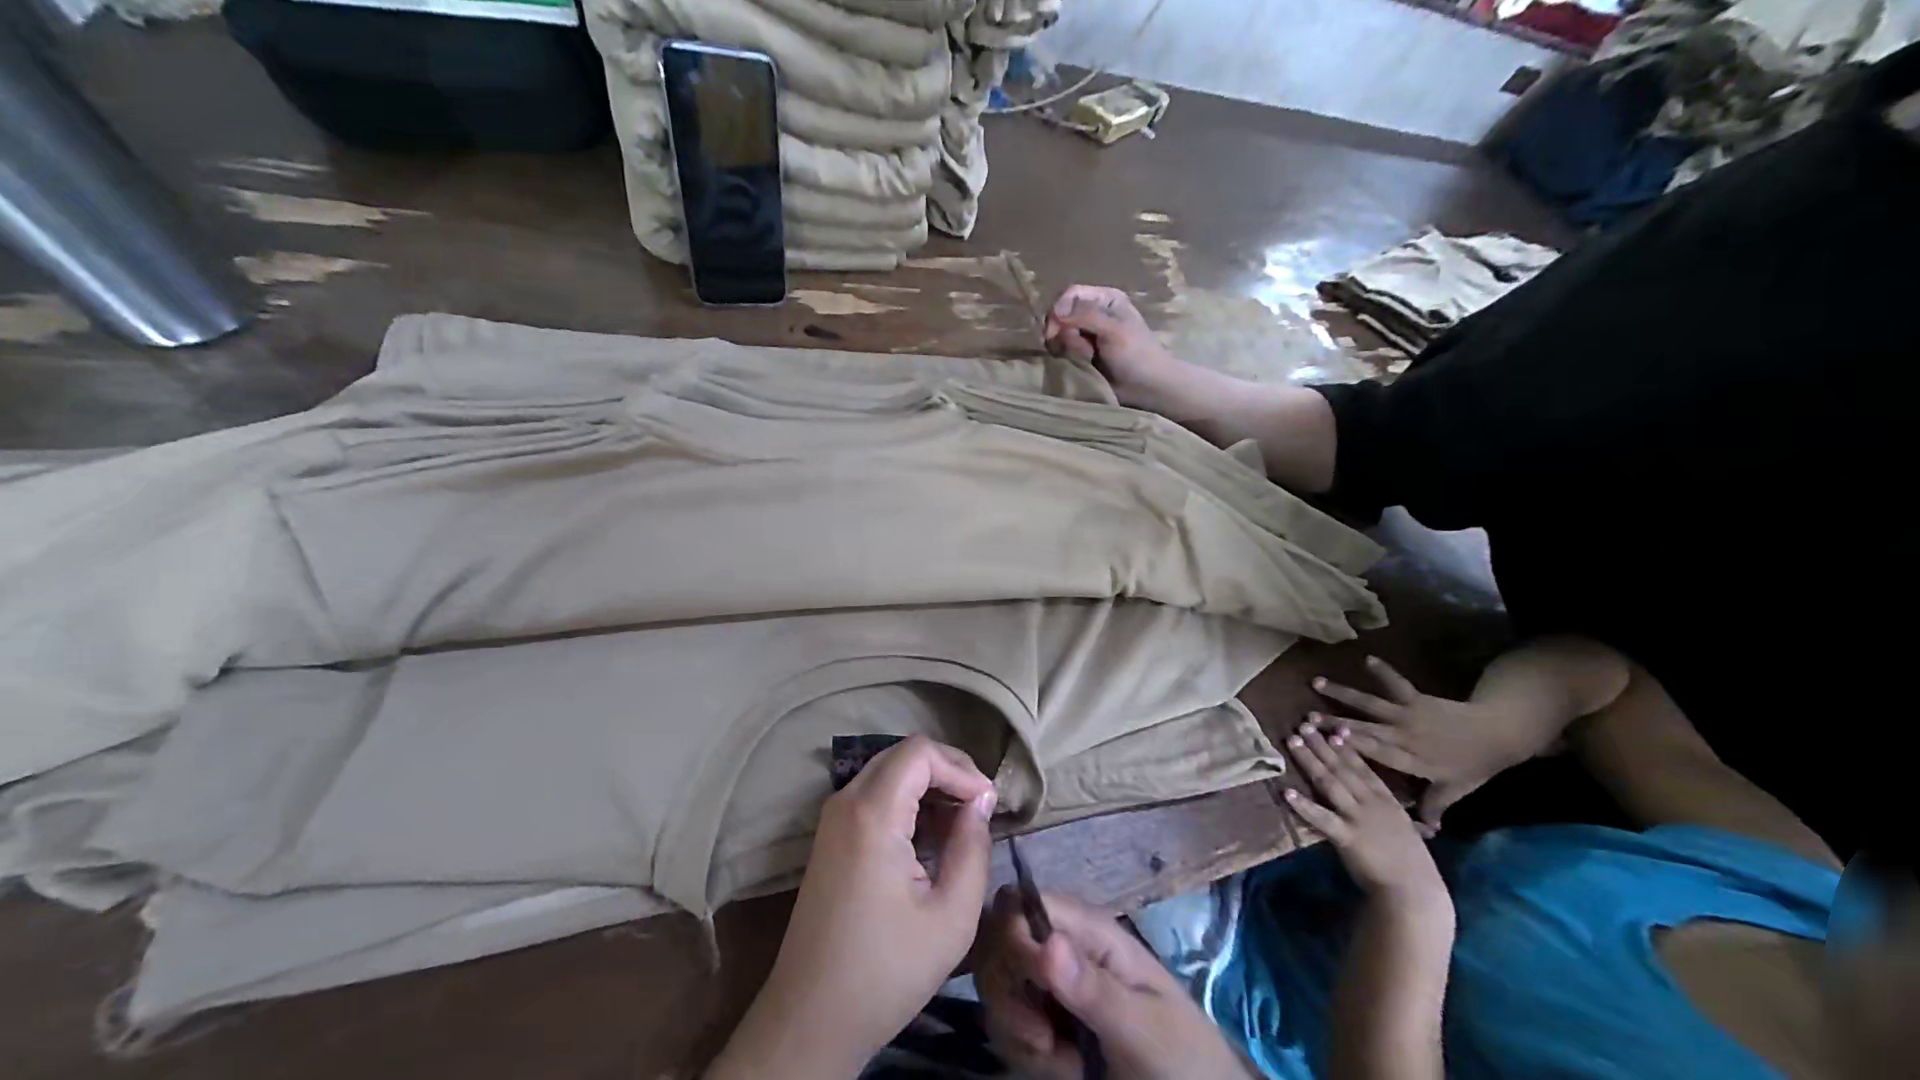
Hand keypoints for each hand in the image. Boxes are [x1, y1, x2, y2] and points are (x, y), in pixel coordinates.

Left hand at [707, 737, 996, 1079]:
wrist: (811, 1017)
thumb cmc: (886, 971)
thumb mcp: (951, 916)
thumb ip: (973, 848)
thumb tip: (981, 802)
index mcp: (871, 814)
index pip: (920, 751)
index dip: (961, 767)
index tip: (989, 803)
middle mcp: (845, 802)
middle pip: (903, 756)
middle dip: (949, 771)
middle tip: (982, 807)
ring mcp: (832, 819)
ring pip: (889, 773)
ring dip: (930, 788)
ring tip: (964, 825)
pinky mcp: (831, 838)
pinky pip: (875, 797)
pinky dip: (908, 804)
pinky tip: (933, 839)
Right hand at [977, 888, 1256, 1079]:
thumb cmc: (1182, 1056)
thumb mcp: (1147, 1027)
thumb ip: (1096, 989)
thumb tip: (1047, 943)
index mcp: (1089, 929)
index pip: (1021, 902)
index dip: (1011, 935)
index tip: (1030, 984)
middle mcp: (1061, 946)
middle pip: (998, 942)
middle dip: (1009, 992)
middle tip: (1043, 1036)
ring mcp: (1049, 982)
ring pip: (996, 984)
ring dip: (1016, 1027)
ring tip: (1062, 1058)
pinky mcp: (1042, 1018)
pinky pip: (1004, 1021)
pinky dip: (1021, 1050)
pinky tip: (1061, 1067)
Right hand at [1043, 285, 1192, 411]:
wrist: (1145, 386)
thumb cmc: (1135, 353)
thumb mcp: (1113, 329)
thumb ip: (1085, 316)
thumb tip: (1054, 314)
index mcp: (1105, 299)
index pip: (1071, 294)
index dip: (1059, 309)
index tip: (1056, 330)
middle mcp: (1093, 312)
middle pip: (1061, 314)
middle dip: (1062, 331)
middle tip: (1074, 347)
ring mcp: (1086, 334)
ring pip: (1060, 334)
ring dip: (1067, 346)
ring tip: (1084, 357)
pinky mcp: (1081, 353)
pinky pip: (1063, 350)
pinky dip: (1067, 357)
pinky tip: (1080, 363)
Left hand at [1283, 718, 1446, 906]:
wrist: (1415, 893)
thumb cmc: (1411, 864)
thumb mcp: (1405, 829)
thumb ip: (1391, 812)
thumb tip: (1380, 801)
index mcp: (1387, 801)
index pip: (1363, 767)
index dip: (1346, 747)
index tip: (1333, 728)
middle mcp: (1372, 803)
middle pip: (1342, 767)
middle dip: (1321, 744)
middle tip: (1303, 724)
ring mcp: (1358, 818)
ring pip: (1329, 782)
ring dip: (1309, 760)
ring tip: (1292, 741)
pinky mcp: (1346, 836)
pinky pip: (1321, 817)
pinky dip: (1304, 805)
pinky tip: (1287, 792)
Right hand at [1314, 656, 1564, 826]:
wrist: (1498, 735)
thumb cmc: (1473, 765)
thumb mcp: (1455, 790)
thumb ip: (1434, 805)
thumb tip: (1423, 830)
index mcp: (1411, 760)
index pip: (1376, 753)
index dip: (1352, 746)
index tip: (1328, 740)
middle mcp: (1404, 736)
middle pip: (1364, 728)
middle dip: (1334, 721)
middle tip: (1308, 717)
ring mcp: (1408, 715)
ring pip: (1370, 703)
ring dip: (1343, 693)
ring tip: (1317, 683)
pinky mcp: (1416, 699)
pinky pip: (1397, 683)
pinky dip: (1383, 671)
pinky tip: (1367, 659)